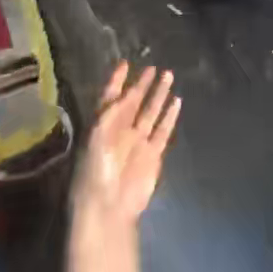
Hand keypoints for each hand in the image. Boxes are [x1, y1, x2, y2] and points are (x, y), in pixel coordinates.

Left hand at [70, 63, 180, 240]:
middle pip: (132, 103)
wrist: (108, 209)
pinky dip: (170, 116)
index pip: (110, 98)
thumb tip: (125, 94)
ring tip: (169, 76)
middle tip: (153, 67)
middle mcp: (120, 132)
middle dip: (141, 85)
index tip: (125, 63)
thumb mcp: (96, 139)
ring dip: (158, 95)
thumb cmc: (95, 174)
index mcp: (102, 128)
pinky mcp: (153, 154)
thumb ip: (111, 115)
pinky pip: (163, 130)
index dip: (116, 81)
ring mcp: (138, 143)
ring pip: (150, 113)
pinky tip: (177, 101)